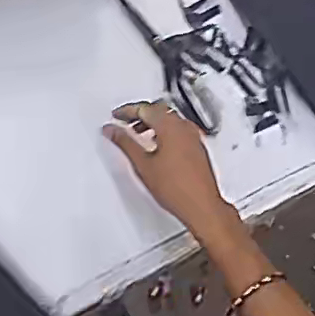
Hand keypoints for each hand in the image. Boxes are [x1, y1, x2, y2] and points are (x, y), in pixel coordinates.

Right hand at [103, 101, 234, 236]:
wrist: (201, 206)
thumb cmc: (177, 189)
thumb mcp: (143, 164)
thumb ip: (125, 143)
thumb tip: (112, 130)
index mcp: (170, 126)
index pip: (144, 109)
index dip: (127, 111)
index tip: (116, 115)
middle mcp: (184, 127)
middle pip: (158, 110)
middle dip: (139, 114)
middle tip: (124, 121)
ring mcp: (193, 136)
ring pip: (169, 119)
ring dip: (152, 122)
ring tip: (137, 133)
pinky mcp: (197, 146)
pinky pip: (179, 129)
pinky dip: (164, 130)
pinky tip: (156, 143)